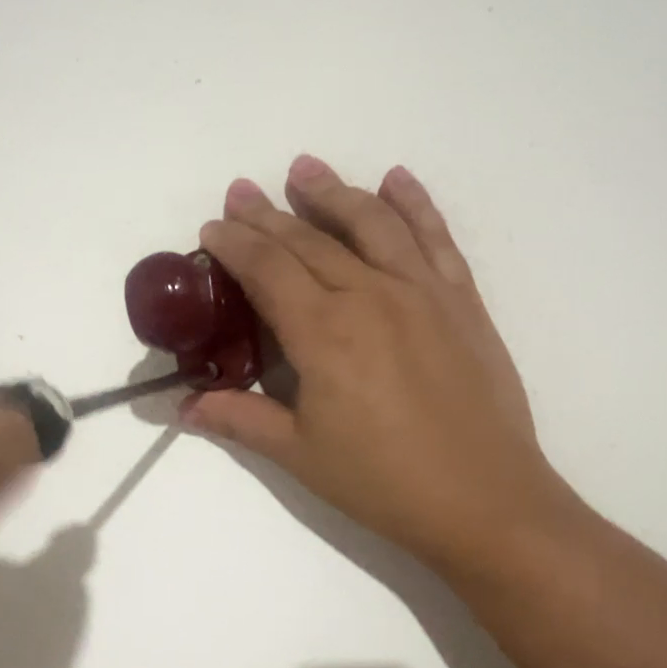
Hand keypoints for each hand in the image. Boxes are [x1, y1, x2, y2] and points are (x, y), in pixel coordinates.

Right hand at [188, 155, 576, 572]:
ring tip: (305, 167)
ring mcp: (422, 293)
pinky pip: (435, 238)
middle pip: (310, 241)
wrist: (483, 499)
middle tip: (241, 191)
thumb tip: (183, 408)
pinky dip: (414, 204)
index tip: (211, 228)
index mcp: (324, 333)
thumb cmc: (381, 482)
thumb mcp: (299, 455)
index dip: (235, 245)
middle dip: (269, 215)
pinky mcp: (462, 302)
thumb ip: (240, 420)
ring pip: (371, 224)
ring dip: (333, 192)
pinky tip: (395, 181)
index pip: (268, 270)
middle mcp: (370, 296)